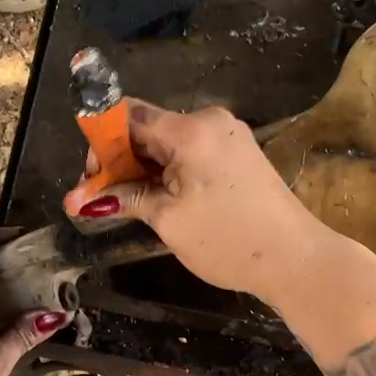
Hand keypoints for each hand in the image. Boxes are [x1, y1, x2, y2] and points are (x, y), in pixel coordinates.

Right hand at [61, 101, 343, 298]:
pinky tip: (156, 198)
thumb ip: (123, 199)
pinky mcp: (236, 152)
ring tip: (122, 204)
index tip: (90, 179)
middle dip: (117, 161)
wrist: (298, 260)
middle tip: (98, 200)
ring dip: (140, 169)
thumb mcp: (168, 219)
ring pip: (165, 143)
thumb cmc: (228, 238)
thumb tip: (77, 201)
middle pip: (146, 128)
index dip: (100, 143)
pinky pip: (188, 152)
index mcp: (189, 129)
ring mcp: (226, 135)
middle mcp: (208, 121)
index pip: (127, 115)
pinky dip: (166, 171)